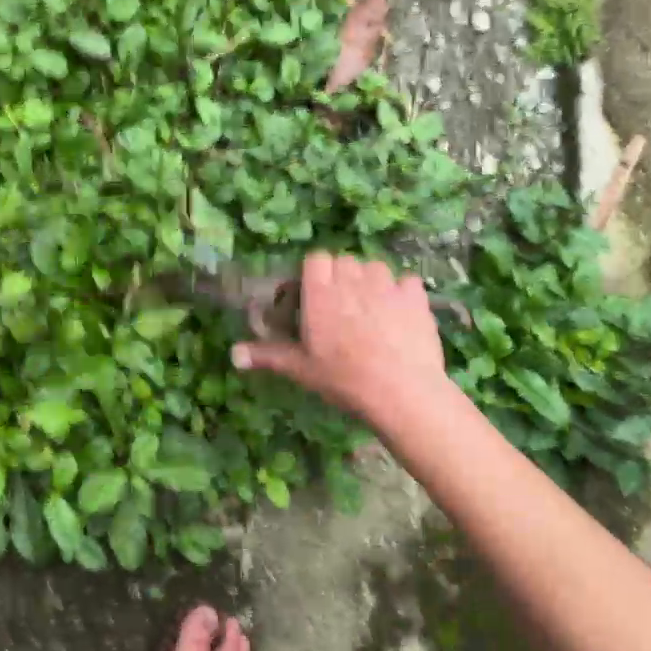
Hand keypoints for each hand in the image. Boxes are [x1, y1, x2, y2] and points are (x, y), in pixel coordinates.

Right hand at [231, 253, 449, 419]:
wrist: (401, 391)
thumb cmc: (343, 378)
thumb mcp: (299, 368)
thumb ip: (267, 355)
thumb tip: (233, 356)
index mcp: (320, 293)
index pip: (316, 258)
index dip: (314, 271)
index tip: (312, 292)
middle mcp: (352, 281)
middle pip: (344, 260)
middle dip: (341, 275)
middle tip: (338, 303)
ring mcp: (387, 288)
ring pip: (375, 267)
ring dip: (370, 279)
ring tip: (369, 305)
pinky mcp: (417, 300)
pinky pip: (407, 282)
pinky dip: (402, 291)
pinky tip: (399, 311)